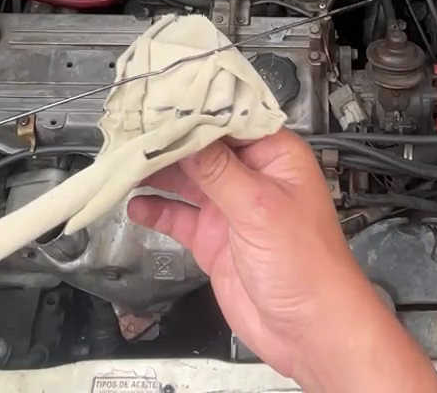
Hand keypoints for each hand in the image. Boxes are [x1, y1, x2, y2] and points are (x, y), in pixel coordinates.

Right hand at [128, 130, 436, 391]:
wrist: (310, 331)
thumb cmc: (312, 266)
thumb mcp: (261, 208)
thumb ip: (220, 172)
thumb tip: (188, 135)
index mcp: (275, 155)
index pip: (230, 120)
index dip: (196, 111)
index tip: (162, 105)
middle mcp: (252, 175)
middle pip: (203, 148)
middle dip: (169, 141)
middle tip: (133, 132)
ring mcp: (232, 207)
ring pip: (187, 179)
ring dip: (158, 172)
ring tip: (125, 162)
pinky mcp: (216, 238)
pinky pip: (180, 217)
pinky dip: (157, 210)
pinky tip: (136, 204)